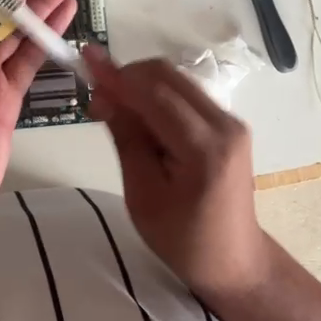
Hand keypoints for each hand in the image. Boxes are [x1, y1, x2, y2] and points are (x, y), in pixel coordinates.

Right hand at [87, 50, 272, 301]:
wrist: (234, 262)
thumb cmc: (184, 240)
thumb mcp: (143, 196)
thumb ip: (126, 139)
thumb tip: (104, 95)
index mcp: (205, 149)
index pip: (155, 95)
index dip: (117, 75)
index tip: (85, 57)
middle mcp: (224, 124)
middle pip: (167, 76)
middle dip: (126, 77)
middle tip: (96, 100)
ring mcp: (230, 121)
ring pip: (175, 80)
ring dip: (140, 86)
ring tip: (114, 113)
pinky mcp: (227, 123)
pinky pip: (184, 93)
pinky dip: (156, 96)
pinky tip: (139, 120)